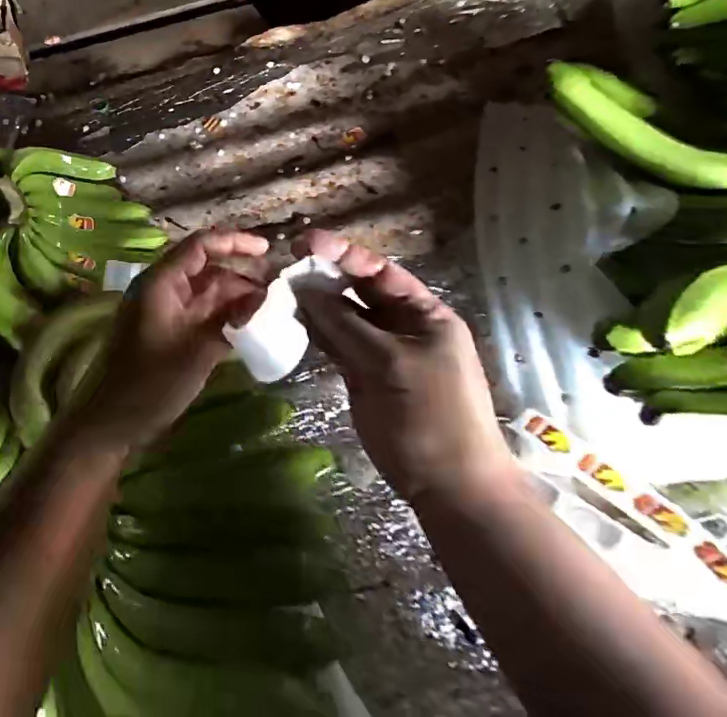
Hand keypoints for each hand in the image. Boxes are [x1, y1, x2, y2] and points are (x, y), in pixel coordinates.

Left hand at [66, 228, 269, 452]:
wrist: (111, 424)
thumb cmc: (150, 383)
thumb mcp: (197, 350)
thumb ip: (233, 320)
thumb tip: (265, 298)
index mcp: (161, 282)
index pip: (200, 246)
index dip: (234, 242)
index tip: (266, 250)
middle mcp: (163, 289)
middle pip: (207, 267)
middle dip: (241, 271)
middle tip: (275, 283)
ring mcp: (165, 311)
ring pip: (207, 291)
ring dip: (236, 295)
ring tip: (269, 305)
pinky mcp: (169, 332)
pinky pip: (202, 313)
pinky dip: (225, 314)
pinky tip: (249, 324)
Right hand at [295, 230, 515, 504]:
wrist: (447, 483)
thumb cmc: (431, 414)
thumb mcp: (391, 363)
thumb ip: (346, 324)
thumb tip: (306, 289)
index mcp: (424, 312)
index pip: (380, 271)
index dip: (344, 254)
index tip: (306, 243)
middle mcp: (401, 325)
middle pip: (358, 290)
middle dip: (325, 276)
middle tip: (286, 263)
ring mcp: (379, 350)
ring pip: (342, 317)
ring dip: (315, 303)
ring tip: (279, 287)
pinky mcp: (361, 374)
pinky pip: (335, 343)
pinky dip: (315, 331)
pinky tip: (290, 317)